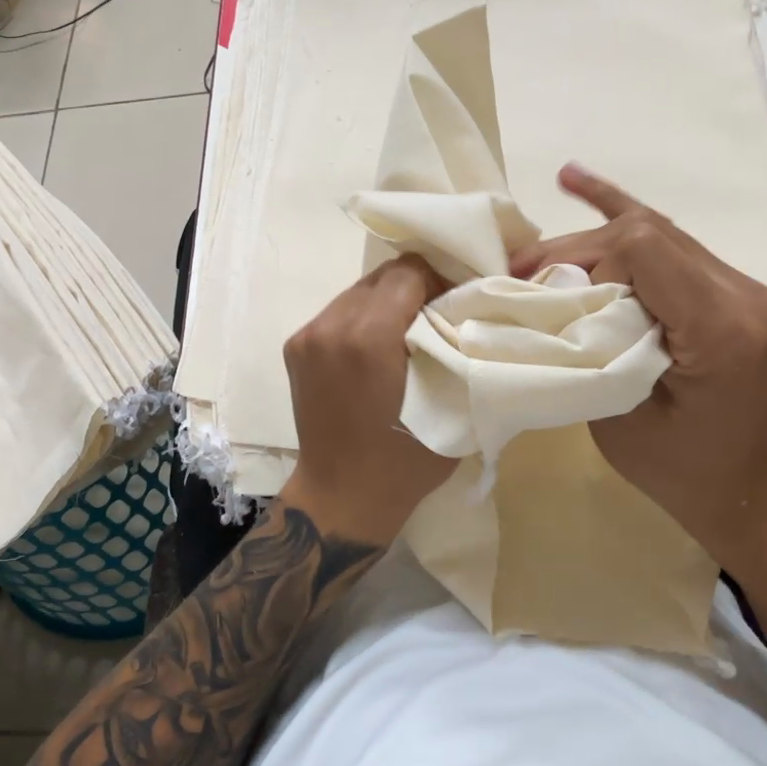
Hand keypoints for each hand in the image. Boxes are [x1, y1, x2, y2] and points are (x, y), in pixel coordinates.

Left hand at [280, 255, 455, 545]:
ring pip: (358, 292)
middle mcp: (331, 325)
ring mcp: (308, 334)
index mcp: (368, 336)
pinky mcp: (296, 345)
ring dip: (385, 305)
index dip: (440, 280)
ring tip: (405, 338)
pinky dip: (361, 321)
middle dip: (414, 290)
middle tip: (437, 319)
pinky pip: (338, 312)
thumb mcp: (451, 401)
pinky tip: (375, 352)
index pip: (409, 271)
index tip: (456, 304)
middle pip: (382, 277)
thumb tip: (471, 306)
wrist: (342, 493)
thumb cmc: (406, 459)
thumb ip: (457, 345)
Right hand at [509, 164, 766, 563]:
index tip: (548, 297)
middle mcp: (746, 295)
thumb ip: (591, 341)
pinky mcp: (731, 288)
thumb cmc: (672, 465)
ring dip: (590, 238)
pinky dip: (621, 209)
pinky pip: (671, 239)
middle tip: (524, 277)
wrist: (732, 484)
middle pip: (647, 233)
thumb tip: (550, 292)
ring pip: (654, 231)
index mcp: (724, 329)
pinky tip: (575, 180)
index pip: (644, 249)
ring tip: (531, 250)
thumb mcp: (616, 411)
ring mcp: (745, 287)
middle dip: (578, 250)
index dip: (584, 260)